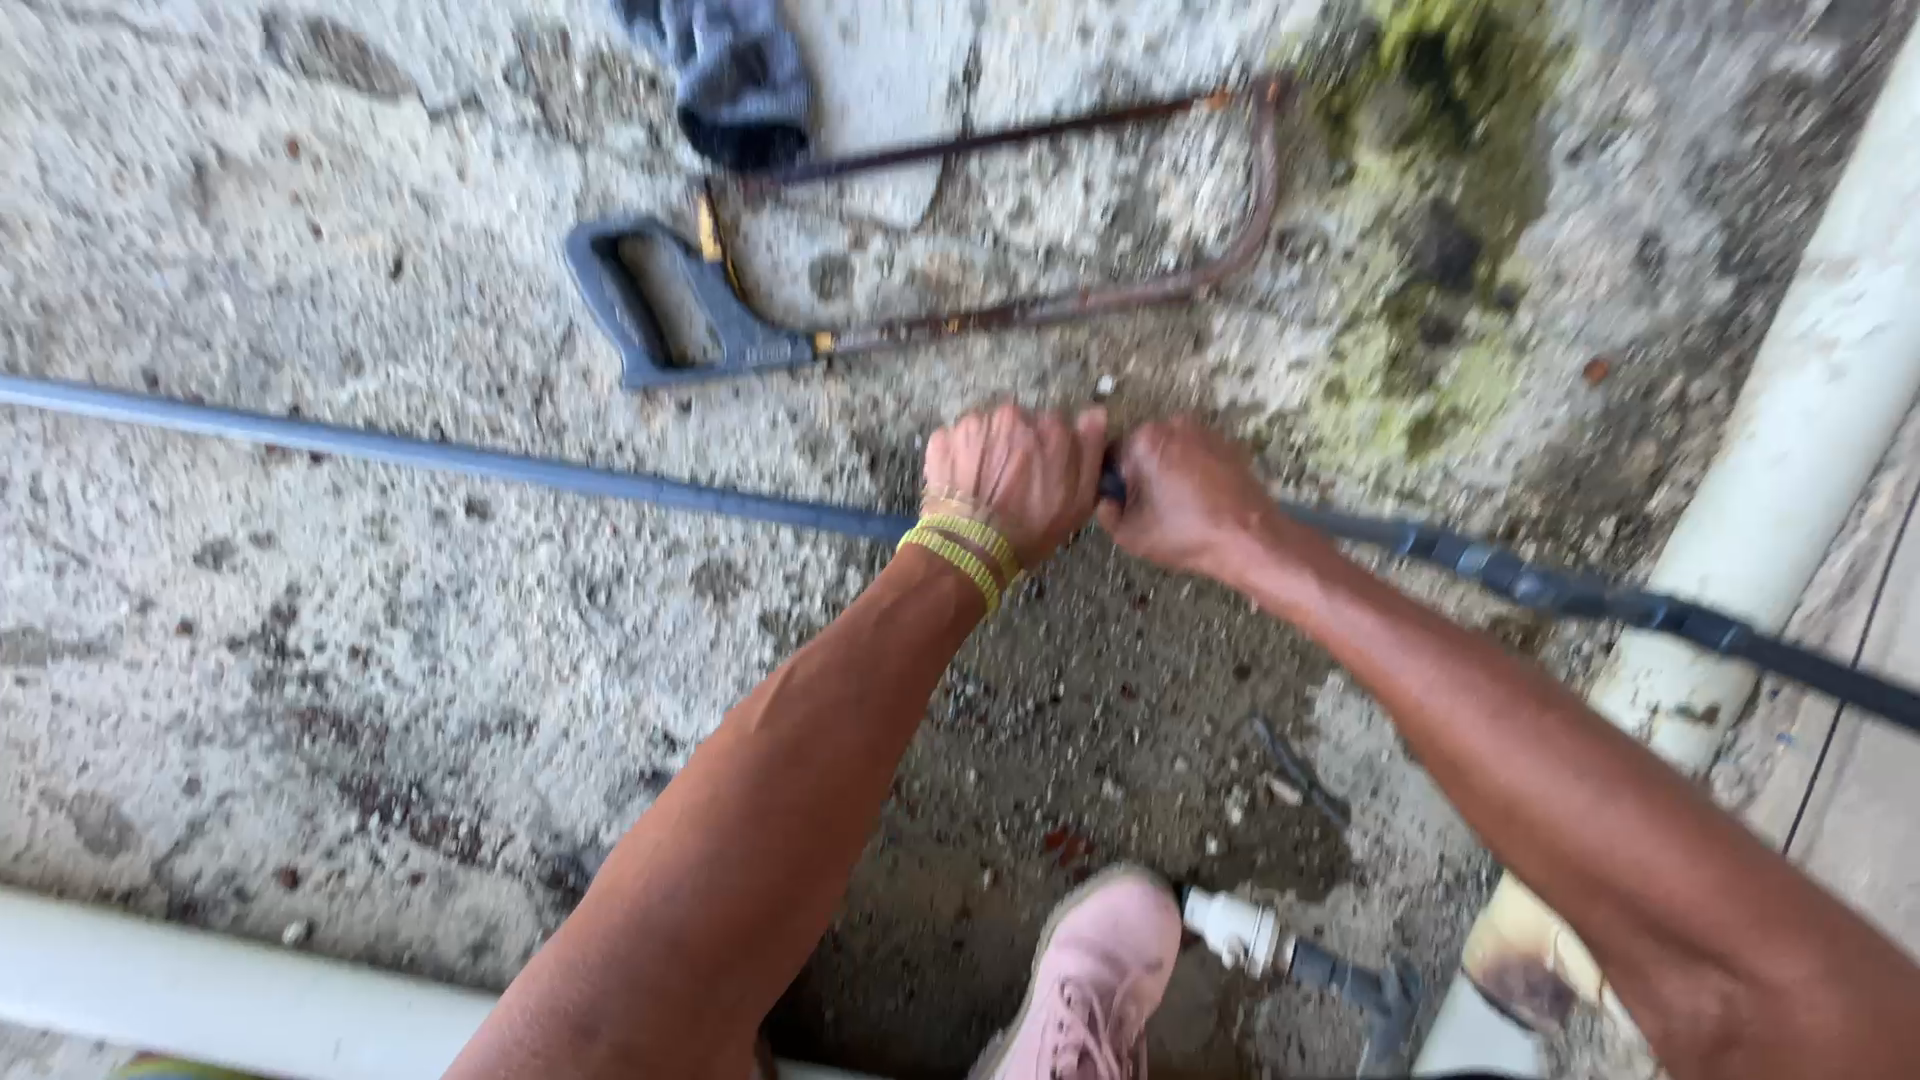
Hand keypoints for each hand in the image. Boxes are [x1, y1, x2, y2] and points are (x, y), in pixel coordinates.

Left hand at [924, 404, 1107, 566]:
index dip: (1048, 450)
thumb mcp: (1079, 501)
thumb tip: (1095, 414)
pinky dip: (960, 456)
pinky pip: (957, 440)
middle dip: (1016, 447)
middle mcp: (1013, 416)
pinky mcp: (943, 437)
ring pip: (987, 429)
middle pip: (1019, 423)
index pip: (1054, 425)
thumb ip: (1090, 451)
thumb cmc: (1030, 530)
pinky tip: (963, 483)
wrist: (970, 548)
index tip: (1041, 474)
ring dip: (988, 449)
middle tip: (1011, 483)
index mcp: (1051, 428)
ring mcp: (974, 424)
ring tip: (985, 485)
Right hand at [1095, 416, 1307, 583]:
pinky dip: (1194, 471)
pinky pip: (1197, 454)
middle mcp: (1174, 424)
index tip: (1127, 505)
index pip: (1111, 456)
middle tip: (1154, 508)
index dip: (1114, 484)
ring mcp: (1205, 431)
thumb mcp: (1129, 534)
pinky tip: (1202, 499)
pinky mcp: (1229, 443)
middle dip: (1143, 474)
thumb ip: (1105, 512)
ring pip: (1171, 451)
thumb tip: (1106, 499)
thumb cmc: (1184, 534)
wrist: (1248, 538)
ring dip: (1169, 471)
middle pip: (1143, 450)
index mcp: (1144, 439)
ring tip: (1180, 505)